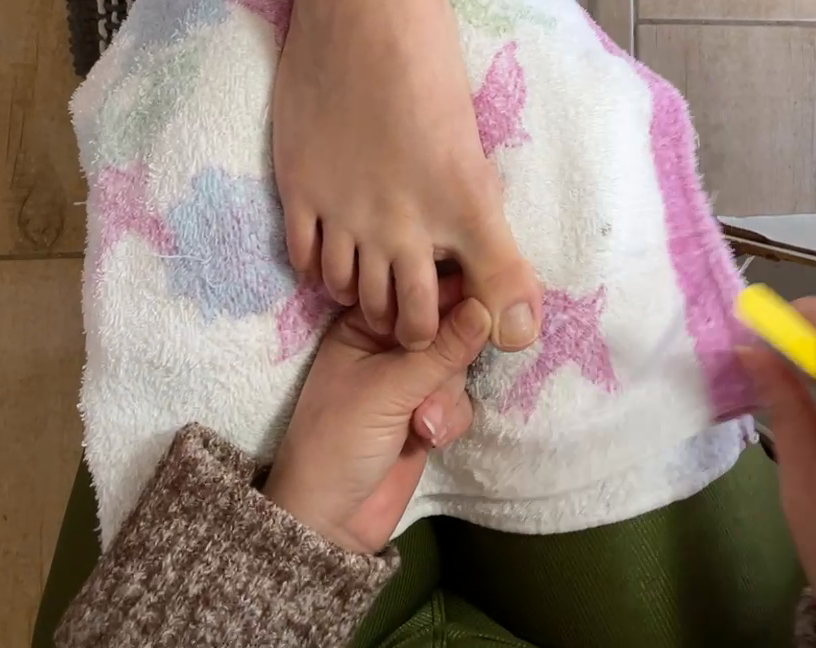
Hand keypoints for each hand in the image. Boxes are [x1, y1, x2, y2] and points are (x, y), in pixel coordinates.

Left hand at [264, 286, 491, 553]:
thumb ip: (441, 349)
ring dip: (446, 397)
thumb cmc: (341, 439)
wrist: (330, 522)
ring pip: (456, 367)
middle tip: (442, 382)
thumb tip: (484, 308)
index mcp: (364, 324)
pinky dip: (450, 418)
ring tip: (424, 423)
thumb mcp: (389, 389)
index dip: (451, 296)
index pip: (416, 294)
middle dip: (450, 360)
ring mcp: (409, 382)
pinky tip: (428, 439)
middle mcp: (388, 346)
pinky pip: (459, 400)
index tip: (485, 301)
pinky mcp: (426, 414)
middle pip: (446, 328)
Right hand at [274, 0, 540, 353]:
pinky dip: (323, 272)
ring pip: (356, 297)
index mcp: (466, 201)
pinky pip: (307, 263)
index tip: (482, 307)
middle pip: (410, 315)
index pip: (498, 292)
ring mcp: (347, 211)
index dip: (498, 317)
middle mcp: (406, 222)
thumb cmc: (429, 52)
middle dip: (417, 322)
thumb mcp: (469, 128)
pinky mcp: (301, 190)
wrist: (365, 2)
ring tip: (374, 279)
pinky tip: (333, 256)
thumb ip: (473, 195)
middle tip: (416, 298)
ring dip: (368, 299)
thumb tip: (471, 241)